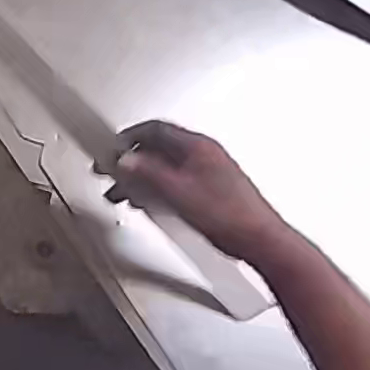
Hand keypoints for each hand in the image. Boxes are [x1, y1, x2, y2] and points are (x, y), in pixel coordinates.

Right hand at [107, 120, 295, 262]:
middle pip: (158, 149)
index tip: (111, 149)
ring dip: (142, 179)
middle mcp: (203, 154)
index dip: (128, 137)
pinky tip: (150, 203)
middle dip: (131, 162)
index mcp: (196, 146)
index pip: (154, 129)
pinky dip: (157, 189)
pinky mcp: (209, 189)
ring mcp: (207, 171)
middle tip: (112, 173)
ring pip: (165, 168)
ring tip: (125, 193)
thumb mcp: (177, 191)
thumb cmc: (229, 215)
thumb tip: (126, 160)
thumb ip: (147, 173)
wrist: (258, 239)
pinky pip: (175, 182)